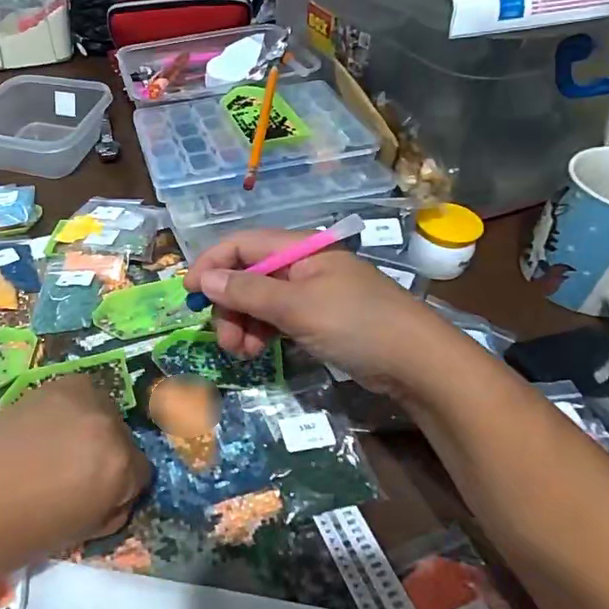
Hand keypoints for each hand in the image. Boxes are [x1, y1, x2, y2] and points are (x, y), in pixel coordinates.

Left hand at [0, 375, 147, 577]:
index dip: (118, 492)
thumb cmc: (22, 534)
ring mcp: (77, 398)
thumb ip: (110, 502)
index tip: (97, 502)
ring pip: (101, 411)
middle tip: (75, 476)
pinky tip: (42, 432)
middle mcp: (107, 424)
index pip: (141, 473)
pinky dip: (67, 410)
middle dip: (106, 455)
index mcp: (120, 465)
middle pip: (123, 437)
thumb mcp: (84, 529)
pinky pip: (75, 395)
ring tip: (56, 450)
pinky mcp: (48, 386)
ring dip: (88, 427)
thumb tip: (114, 490)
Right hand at [183, 229, 447, 396]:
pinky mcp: (319, 318)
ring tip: (243, 352)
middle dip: (230, 304)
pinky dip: (263, 332)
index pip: (242, 244)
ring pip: (260, 300)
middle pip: (248, 274)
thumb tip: (204, 278)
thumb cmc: (357, 324)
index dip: (212, 264)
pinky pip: (278, 318)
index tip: (189, 293)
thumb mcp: (297, 307)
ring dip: (244, 323)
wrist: (419, 363)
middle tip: (225, 339)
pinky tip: (258, 352)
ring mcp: (312, 293)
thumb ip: (248, 291)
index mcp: (300, 249)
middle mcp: (303, 265)